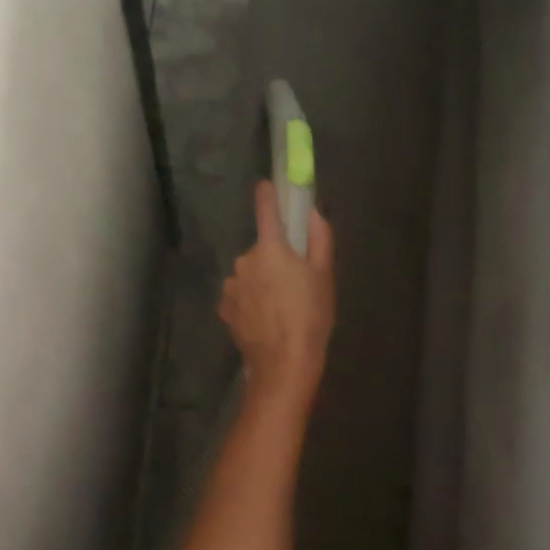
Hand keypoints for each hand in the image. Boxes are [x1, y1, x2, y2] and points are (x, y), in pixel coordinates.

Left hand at [219, 181, 334, 400]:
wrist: (284, 364)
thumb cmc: (310, 317)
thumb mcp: (324, 277)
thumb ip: (319, 239)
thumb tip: (313, 211)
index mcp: (271, 248)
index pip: (266, 211)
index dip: (267, 196)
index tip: (266, 185)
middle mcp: (245, 260)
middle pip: (262, 250)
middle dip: (275, 260)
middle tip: (296, 283)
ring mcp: (232, 286)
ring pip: (250, 274)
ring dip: (262, 283)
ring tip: (281, 308)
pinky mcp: (225, 308)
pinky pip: (241, 296)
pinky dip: (251, 302)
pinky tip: (266, 319)